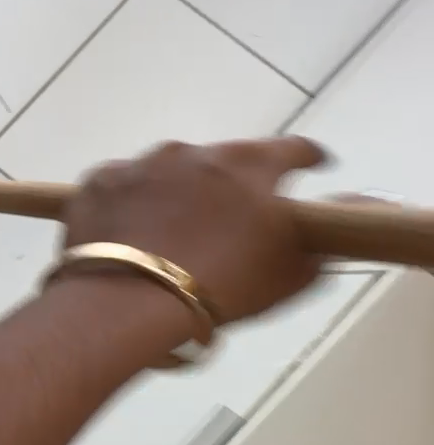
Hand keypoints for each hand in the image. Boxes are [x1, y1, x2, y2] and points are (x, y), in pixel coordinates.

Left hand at [61, 138, 326, 323]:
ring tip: (171, 223)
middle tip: (225, 214)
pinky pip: (118, 184)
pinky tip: (127, 225)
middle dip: (226, 181)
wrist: (127, 295)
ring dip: (172, 188)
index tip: (310, 167)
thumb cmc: (224, 283)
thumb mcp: (297, 264)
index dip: (304, 158)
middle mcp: (187, 153)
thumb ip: (328, 229)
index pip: (291, 149)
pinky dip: (126, 199)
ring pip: (163, 170)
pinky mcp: (90, 183)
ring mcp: (133, 165)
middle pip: (218, 160)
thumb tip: (354, 205)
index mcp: (247, 164)